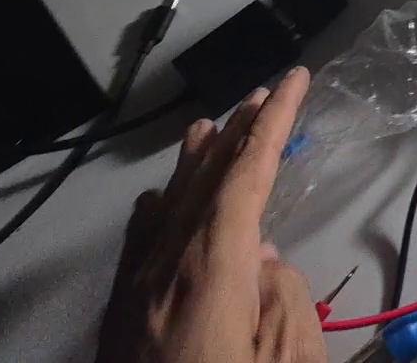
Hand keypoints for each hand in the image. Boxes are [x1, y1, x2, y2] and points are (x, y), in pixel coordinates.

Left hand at [97, 68, 327, 362]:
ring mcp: (134, 303)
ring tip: (215, 122)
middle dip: (240, 132)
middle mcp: (164, 278)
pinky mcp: (119, 328)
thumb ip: (282, 300)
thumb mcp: (290, 362)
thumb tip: (263, 260)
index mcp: (210, 278)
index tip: (298, 81)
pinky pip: (137, 251)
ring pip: (168, 211)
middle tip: (269, 91)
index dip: (273, 123)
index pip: (245, 178)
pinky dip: (156, 211)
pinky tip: (160, 198)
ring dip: (198, 162)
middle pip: (205, 184)